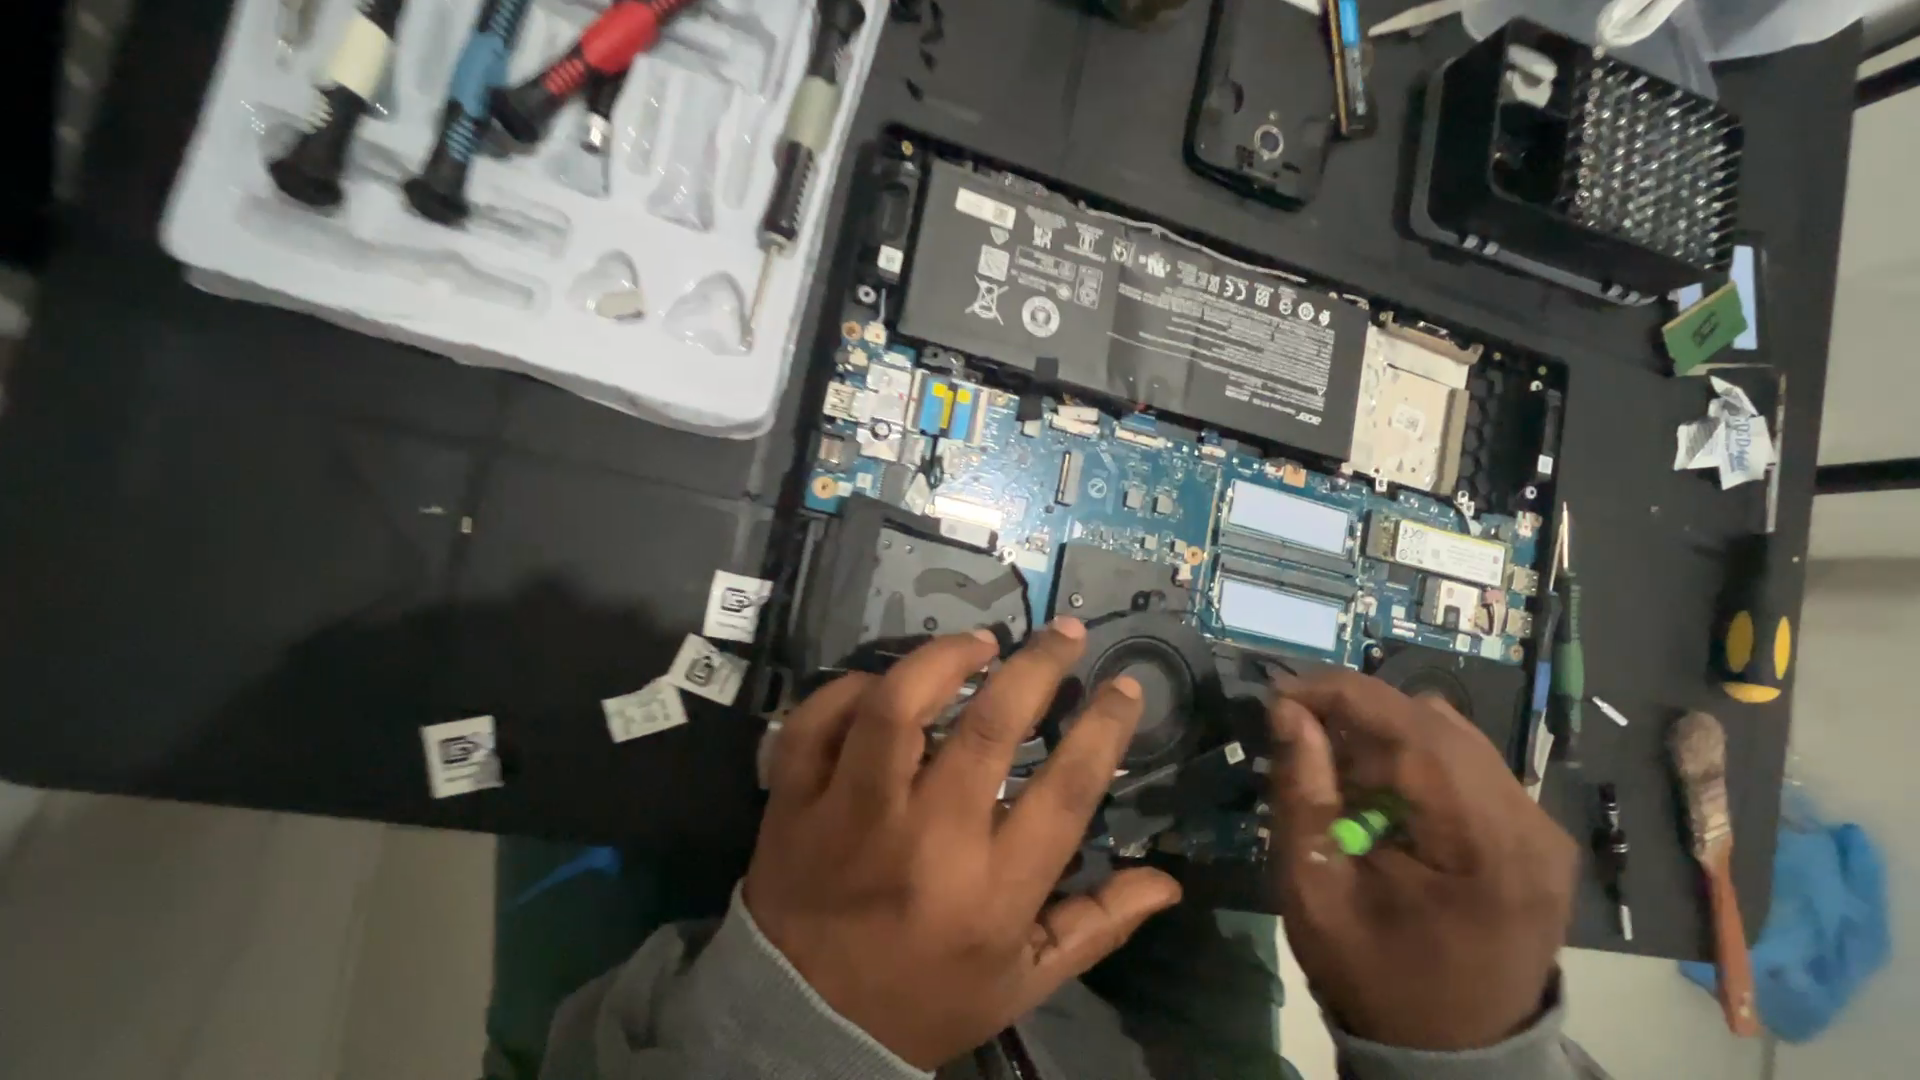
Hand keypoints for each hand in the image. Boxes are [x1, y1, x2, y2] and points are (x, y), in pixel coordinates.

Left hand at [745, 620, 1183, 1069]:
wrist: (799, 1025)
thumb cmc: (922, 1000)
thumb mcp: (1020, 983)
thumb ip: (1094, 927)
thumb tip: (1167, 883)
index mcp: (991, 891)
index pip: (1066, 790)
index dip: (1105, 727)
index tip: (1123, 686)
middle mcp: (925, 841)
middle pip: (990, 728)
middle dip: (1038, 667)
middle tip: (1063, 634)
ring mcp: (850, 815)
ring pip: (895, 709)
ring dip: (942, 659)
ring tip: (979, 642)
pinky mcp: (793, 800)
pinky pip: (817, 721)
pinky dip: (851, 688)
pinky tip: (886, 682)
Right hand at [1268, 671, 1576, 1050]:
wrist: (1453, 1052)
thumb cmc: (1374, 974)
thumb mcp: (1314, 890)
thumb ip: (1302, 794)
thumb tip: (1288, 710)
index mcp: (1484, 845)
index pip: (1414, 730)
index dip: (1341, 694)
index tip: (1279, 695)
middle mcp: (1531, 824)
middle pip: (1437, 724)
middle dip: (1358, 713)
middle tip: (1298, 733)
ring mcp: (1541, 827)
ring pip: (1453, 735)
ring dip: (1384, 734)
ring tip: (1335, 767)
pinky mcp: (1534, 832)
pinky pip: (1467, 763)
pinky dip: (1411, 759)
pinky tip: (1377, 791)